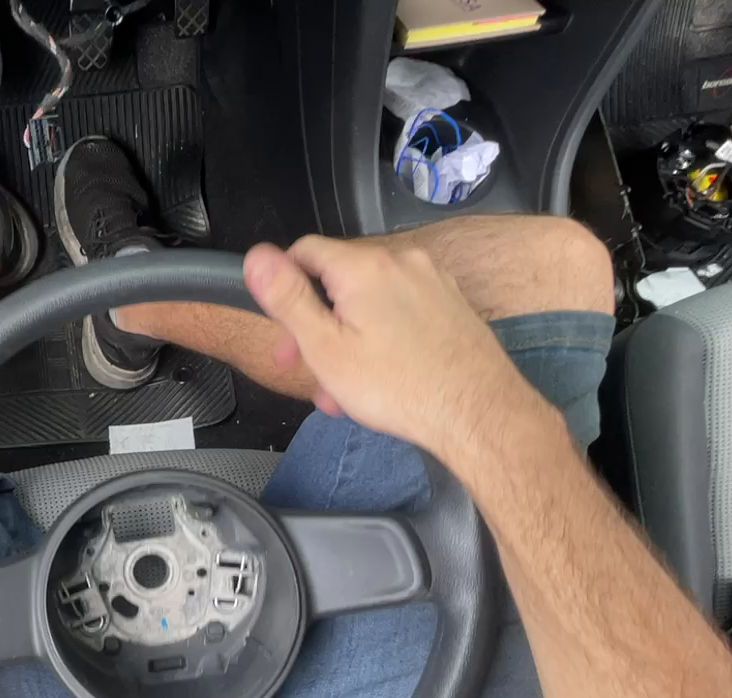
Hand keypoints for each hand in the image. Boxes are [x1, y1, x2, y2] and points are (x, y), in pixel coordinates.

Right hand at [242, 236, 550, 458]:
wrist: (474, 411)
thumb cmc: (399, 387)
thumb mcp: (324, 347)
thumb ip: (288, 298)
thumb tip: (257, 258)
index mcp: (364, 268)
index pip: (304, 250)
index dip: (282, 284)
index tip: (280, 323)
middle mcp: (401, 261)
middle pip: (336, 278)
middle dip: (313, 320)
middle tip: (302, 363)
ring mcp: (429, 280)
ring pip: (365, 298)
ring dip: (343, 335)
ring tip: (341, 383)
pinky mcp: (446, 301)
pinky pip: (396, 309)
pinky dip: (376, 335)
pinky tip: (374, 374)